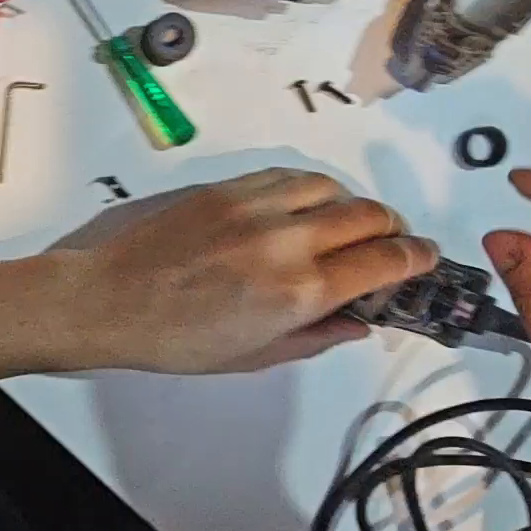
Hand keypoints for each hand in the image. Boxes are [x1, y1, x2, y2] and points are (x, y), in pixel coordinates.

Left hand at [64, 168, 439, 374]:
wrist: (110, 300)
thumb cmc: (174, 339)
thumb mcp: (255, 356)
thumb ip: (317, 336)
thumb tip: (361, 321)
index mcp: (299, 291)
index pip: (388, 261)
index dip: (417, 260)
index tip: (421, 262)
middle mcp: (285, 240)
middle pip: (370, 216)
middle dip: (390, 231)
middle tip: (382, 247)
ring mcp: (252, 207)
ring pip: (330, 186)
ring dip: (347, 205)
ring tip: (337, 227)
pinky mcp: (222, 189)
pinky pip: (284, 175)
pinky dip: (304, 188)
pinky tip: (295, 208)